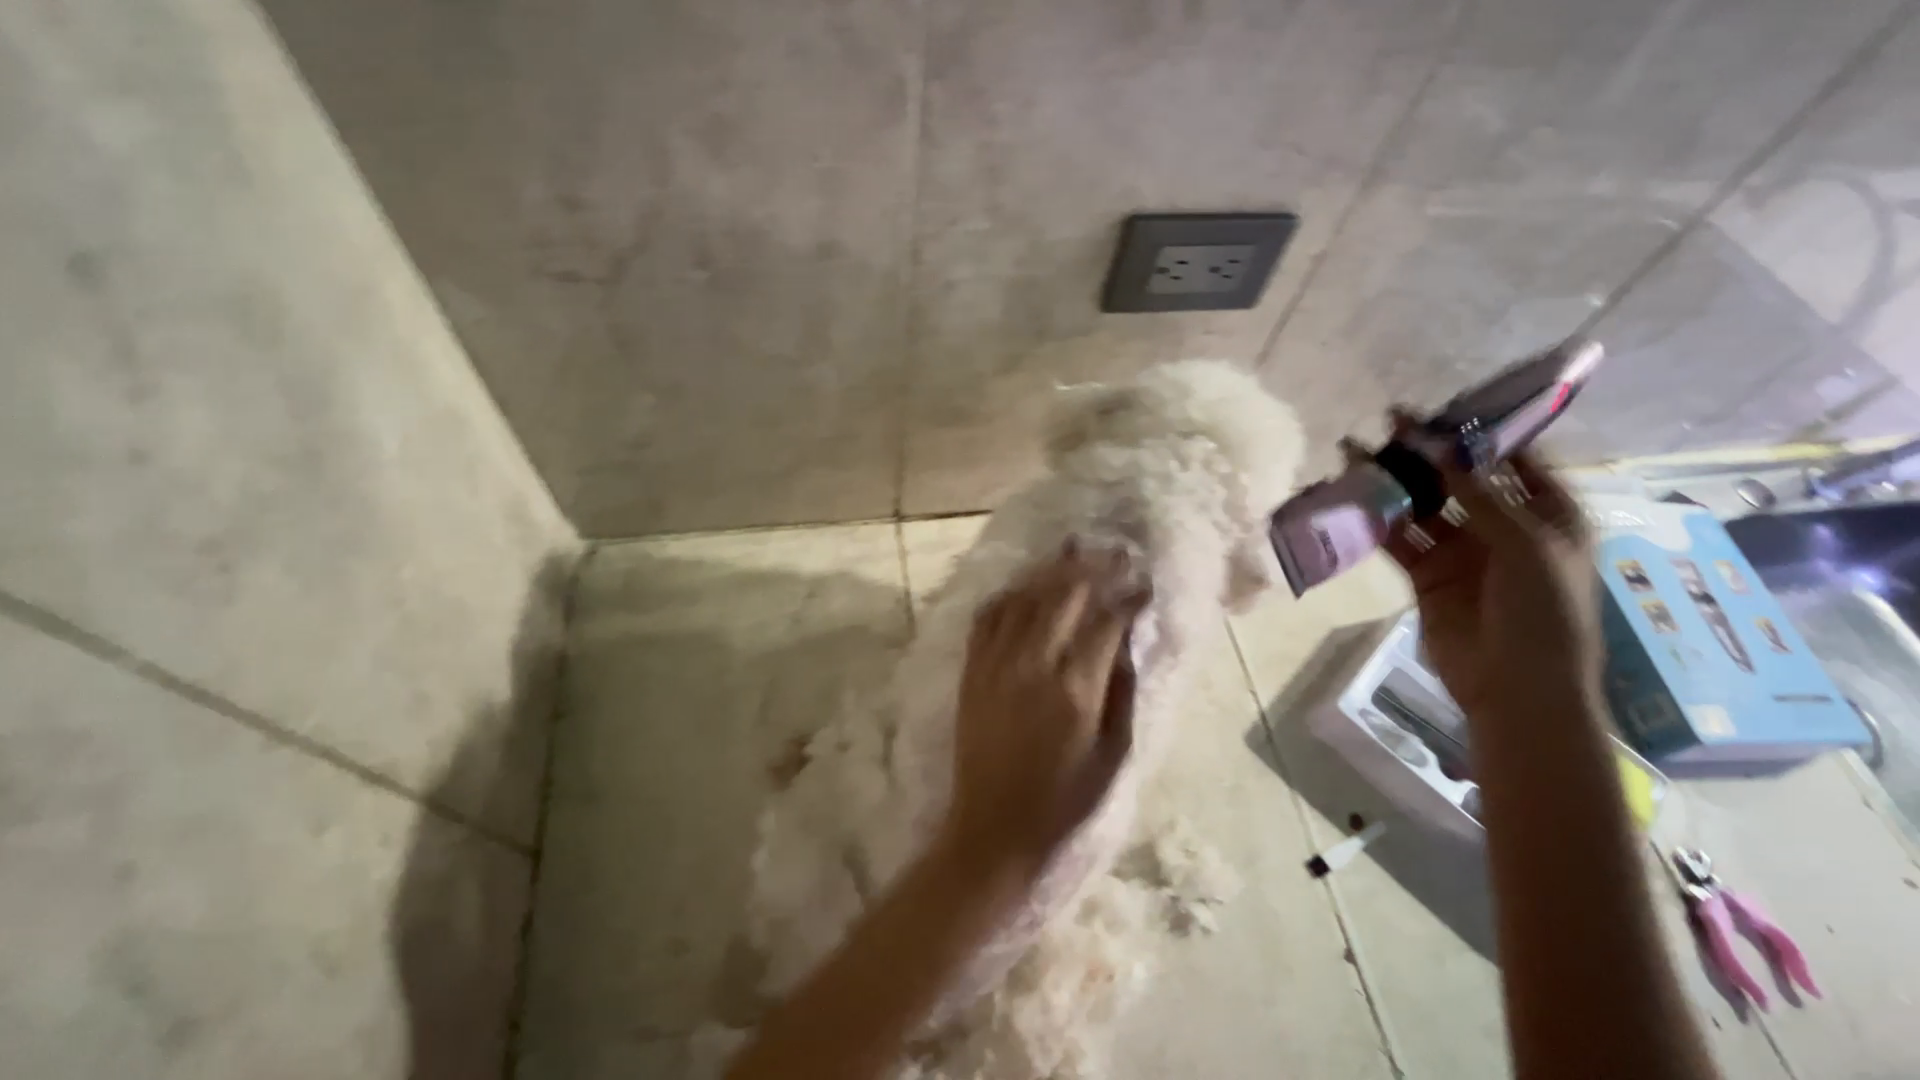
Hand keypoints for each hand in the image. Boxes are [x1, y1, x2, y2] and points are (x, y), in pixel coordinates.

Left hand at [943, 542, 1150, 876]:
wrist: (993, 830)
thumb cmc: (1064, 802)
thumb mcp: (1113, 756)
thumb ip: (1122, 694)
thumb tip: (1126, 645)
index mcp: (1074, 689)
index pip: (1106, 622)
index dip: (1128, 596)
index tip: (1144, 581)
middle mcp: (1032, 664)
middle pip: (1064, 595)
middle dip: (1093, 567)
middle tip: (1115, 551)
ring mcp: (995, 664)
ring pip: (1024, 597)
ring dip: (1051, 570)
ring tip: (1074, 550)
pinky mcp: (972, 672)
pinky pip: (988, 617)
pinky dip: (1010, 594)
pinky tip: (1025, 585)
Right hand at [1380, 443, 1600, 723]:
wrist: (1517, 688)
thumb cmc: (1544, 614)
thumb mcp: (1527, 545)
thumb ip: (1481, 496)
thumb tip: (1441, 448)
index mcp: (1550, 514)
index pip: (1517, 459)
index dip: (1484, 432)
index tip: (1447, 406)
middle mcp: (1506, 526)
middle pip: (1462, 478)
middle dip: (1428, 451)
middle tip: (1391, 421)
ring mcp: (1463, 551)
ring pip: (1424, 505)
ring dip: (1396, 482)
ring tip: (1357, 453)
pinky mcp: (1427, 576)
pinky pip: (1399, 540)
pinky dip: (1377, 521)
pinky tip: (1352, 498)